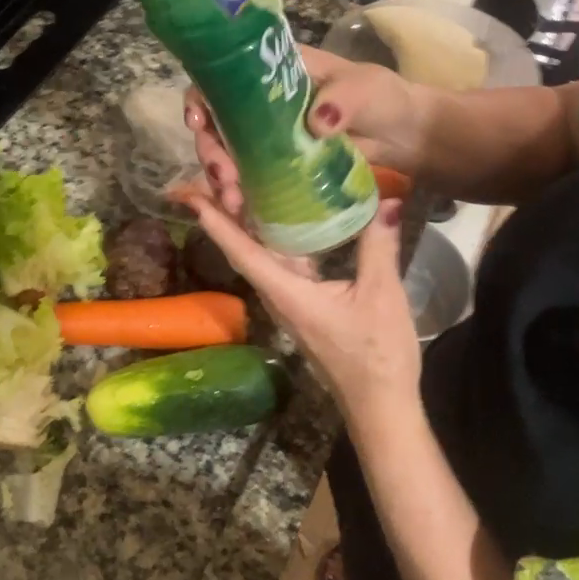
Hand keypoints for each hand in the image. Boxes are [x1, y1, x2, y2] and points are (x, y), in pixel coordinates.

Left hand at [175, 186, 421, 424]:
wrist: (380, 405)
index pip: (241, 251)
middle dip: (226, 212)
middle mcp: (277, 294)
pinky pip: (279, 264)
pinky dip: (273, 238)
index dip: (216, 221)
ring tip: (237, 185)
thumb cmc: (378, 355)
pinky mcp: (302, 304)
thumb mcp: (382, 295)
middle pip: (243, 247)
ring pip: (259, 254)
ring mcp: (288, 301)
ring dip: (246, 223)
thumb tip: (385, 201)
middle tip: (215, 174)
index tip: (193, 196)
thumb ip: (378, 247)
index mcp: (285, 292)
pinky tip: (281, 219)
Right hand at [185, 47, 422, 217]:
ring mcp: (266, 135)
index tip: (198, 122)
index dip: (200, 98)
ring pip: (227, 151)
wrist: (407, 135)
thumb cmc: (384, 99)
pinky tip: (241, 210)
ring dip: (221, 176)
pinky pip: (247, 175)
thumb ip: (343, 100)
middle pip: (216, 121)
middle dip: (210, 150)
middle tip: (224, 176)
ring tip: (232, 201)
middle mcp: (260, 102)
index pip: (221, 78)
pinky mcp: (277, 164)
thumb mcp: (366, 90)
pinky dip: (239, 191)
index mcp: (273, 73)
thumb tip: (317, 121)